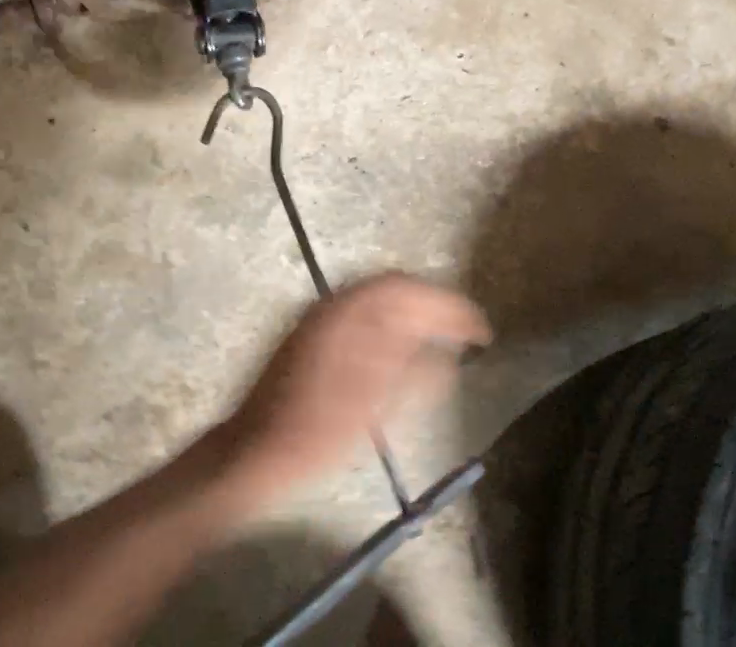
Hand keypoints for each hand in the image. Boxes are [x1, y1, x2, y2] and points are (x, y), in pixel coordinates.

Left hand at [208, 274, 490, 509]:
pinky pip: (358, 314)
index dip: (446, 304)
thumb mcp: (372, 407)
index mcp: (346, 315)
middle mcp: (330, 307)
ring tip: (440, 339)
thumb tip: (448, 354)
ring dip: (409, 313)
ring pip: (374, 299)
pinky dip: (388, 323)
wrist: (257, 448)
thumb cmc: (315, 433)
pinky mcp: (310, 336)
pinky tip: (401, 351)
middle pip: (390, 287)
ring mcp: (317, 320)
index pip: (404, 287)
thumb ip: (412, 373)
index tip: (477, 330)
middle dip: (430, 304)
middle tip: (462, 332)